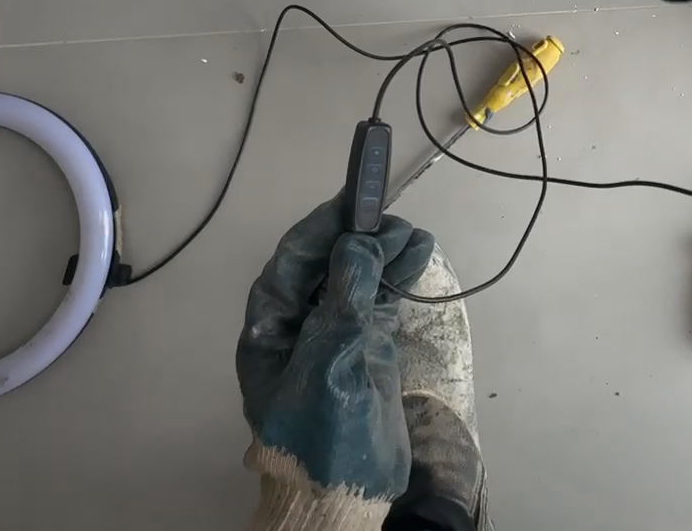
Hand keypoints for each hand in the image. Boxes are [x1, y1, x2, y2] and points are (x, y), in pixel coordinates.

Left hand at [236, 194, 434, 523]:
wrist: (345, 494)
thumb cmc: (323, 431)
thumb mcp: (331, 359)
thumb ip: (346, 294)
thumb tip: (361, 238)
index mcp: (273, 323)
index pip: (296, 257)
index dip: (327, 223)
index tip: (360, 197)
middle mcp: (300, 317)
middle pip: (330, 258)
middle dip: (362, 235)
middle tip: (398, 225)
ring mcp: (334, 327)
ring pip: (357, 271)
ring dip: (385, 250)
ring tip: (416, 239)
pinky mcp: (364, 339)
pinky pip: (378, 293)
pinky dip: (397, 273)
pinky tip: (418, 257)